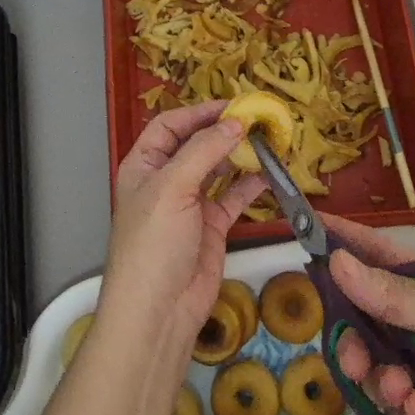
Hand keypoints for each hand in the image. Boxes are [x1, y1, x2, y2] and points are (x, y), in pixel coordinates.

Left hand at [102, 100, 266, 345]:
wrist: (159, 309)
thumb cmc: (154, 243)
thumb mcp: (173, 188)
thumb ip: (204, 151)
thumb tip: (235, 123)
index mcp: (144, 165)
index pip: (170, 126)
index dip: (199, 113)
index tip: (234, 105)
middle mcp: (166, 180)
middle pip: (197, 145)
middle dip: (225, 131)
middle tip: (260, 120)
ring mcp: (190, 204)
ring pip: (219, 170)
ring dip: (241, 155)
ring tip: (269, 140)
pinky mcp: (212, 227)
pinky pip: (233, 197)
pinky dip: (251, 184)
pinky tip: (270, 172)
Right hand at [320, 214, 414, 414]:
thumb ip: (399, 299)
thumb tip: (335, 261)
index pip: (380, 255)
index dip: (343, 239)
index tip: (302, 223)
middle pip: (360, 316)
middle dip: (350, 331)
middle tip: (351, 351)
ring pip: (366, 364)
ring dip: (376, 377)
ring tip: (402, 391)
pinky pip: (385, 410)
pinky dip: (400, 412)